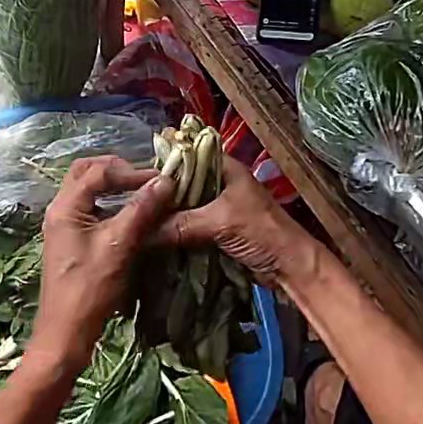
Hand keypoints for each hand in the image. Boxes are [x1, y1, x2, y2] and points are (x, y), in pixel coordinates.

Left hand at [32, 156, 174, 372]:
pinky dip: (111, 203)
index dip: (131, 172)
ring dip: (114, 185)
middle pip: (86, 172)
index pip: (98, 172)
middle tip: (145, 177)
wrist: (66, 334)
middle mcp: (60, 210)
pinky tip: (132, 213)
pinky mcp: (72, 239)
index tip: (160, 180)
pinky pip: (91, 208)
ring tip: (143, 191)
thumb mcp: (119, 245)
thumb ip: (141, 210)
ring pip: (88, 189)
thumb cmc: (89, 289)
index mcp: (65, 207)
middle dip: (117, 170)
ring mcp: (65, 225)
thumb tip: (166, 181)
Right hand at [152, 154, 322, 288]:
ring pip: (185, 206)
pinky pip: (190, 225)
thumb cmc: (262, 232)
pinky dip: (176, 230)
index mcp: (225, 169)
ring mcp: (219, 207)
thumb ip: (182, 224)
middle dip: (161, 194)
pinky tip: (155, 236)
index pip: (188, 157)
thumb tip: (142, 232)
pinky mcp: (218, 229)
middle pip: (183, 183)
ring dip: (167, 215)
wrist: (290, 266)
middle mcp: (220, 183)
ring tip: (138, 219)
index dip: (164, 165)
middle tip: (132, 202)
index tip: (137, 178)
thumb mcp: (220, 223)